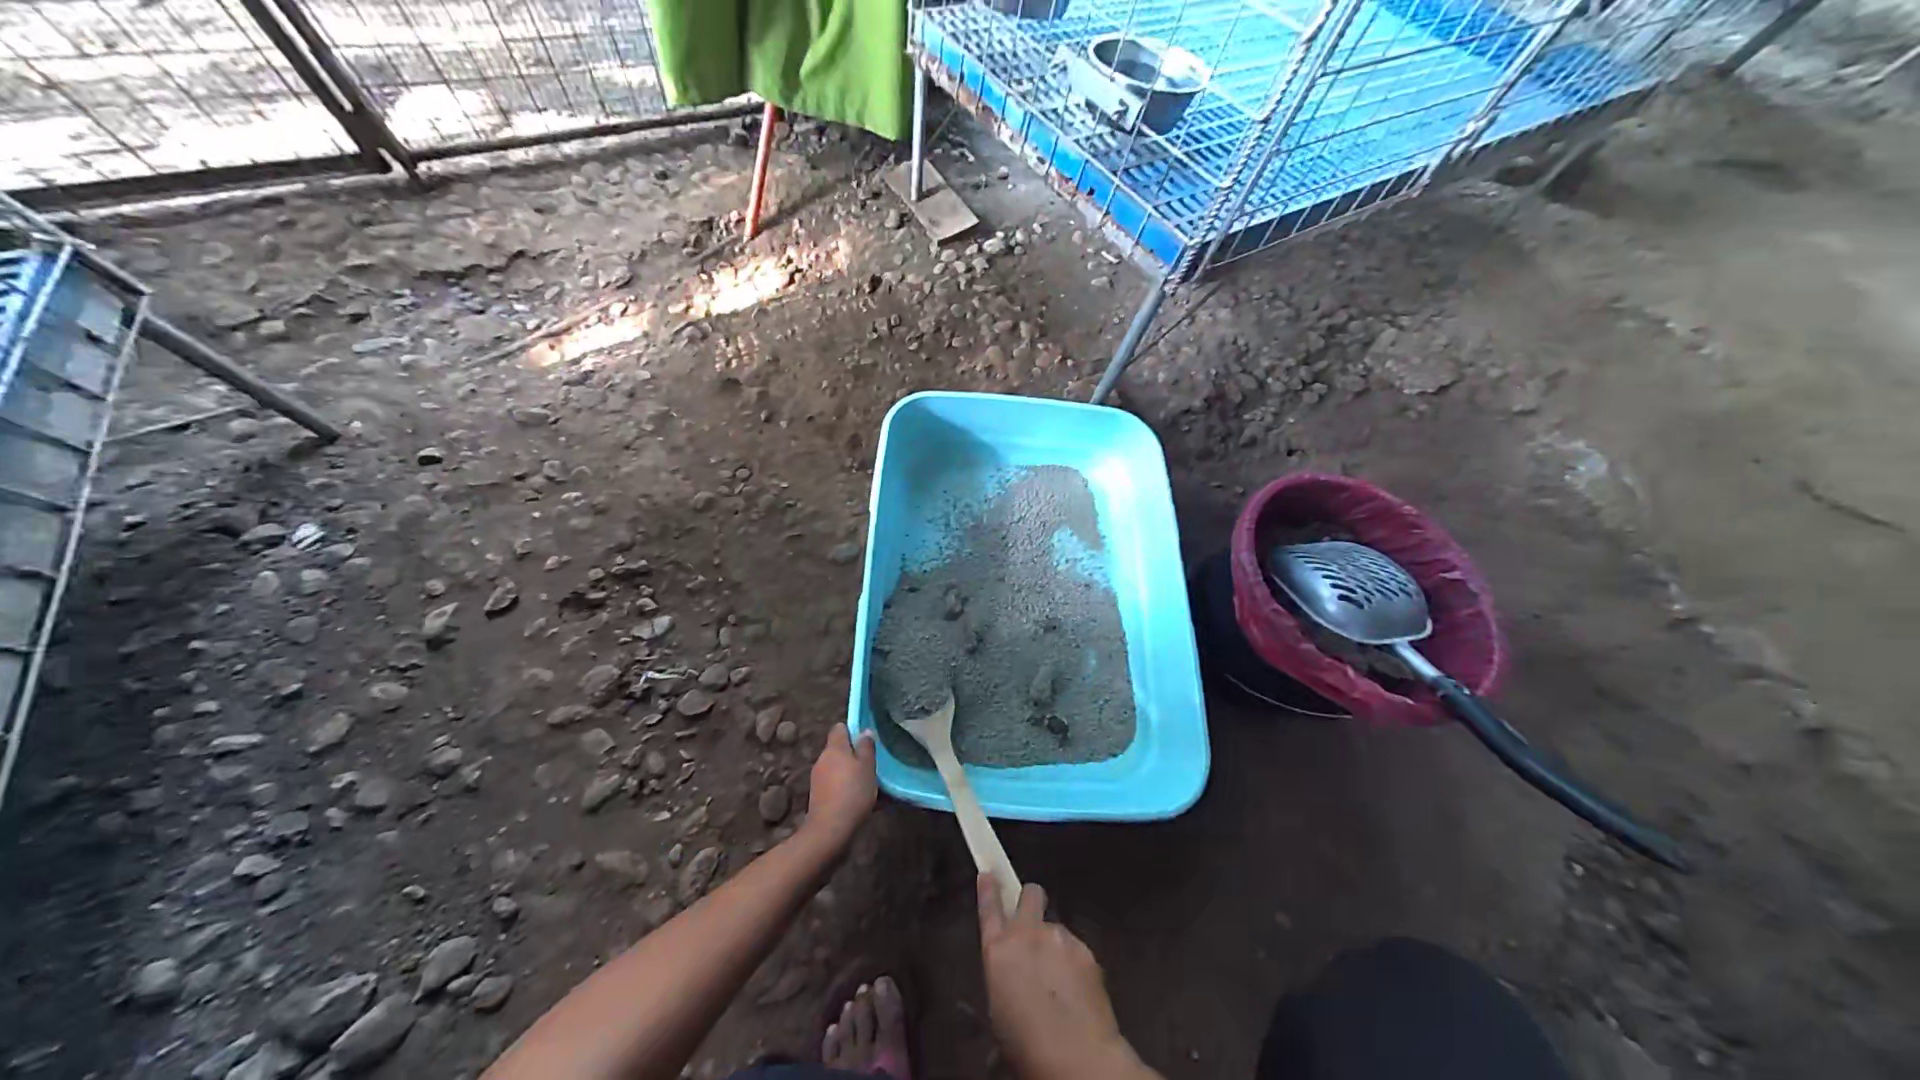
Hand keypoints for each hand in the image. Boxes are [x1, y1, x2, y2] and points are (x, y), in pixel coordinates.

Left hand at [803, 724, 877, 844]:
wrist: (830, 829)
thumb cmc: (853, 792)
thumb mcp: (867, 767)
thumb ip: (866, 748)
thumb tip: (865, 731)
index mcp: (834, 748)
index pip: (839, 728)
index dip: (852, 730)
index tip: (866, 741)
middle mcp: (823, 759)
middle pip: (838, 749)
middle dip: (853, 755)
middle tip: (871, 765)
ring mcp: (818, 778)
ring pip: (837, 768)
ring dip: (850, 772)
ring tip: (867, 784)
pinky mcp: (818, 795)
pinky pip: (835, 784)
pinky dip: (845, 787)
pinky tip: (858, 799)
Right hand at [977, 877, 1159, 1079]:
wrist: (1078, 1056)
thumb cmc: (1025, 1044)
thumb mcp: (998, 1010)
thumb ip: (1003, 975)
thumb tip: (1011, 972)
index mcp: (998, 950)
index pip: (989, 906)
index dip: (988, 888)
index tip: (989, 873)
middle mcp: (1027, 933)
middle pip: (1029, 893)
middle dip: (1030, 901)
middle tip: (1032, 926)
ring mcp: (1059, 937)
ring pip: (1055, 927)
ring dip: (1054, 944)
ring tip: (1059, 982)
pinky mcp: (1085, 949)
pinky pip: (1075, 948)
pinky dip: (1074, 963)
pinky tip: (1076, 992)